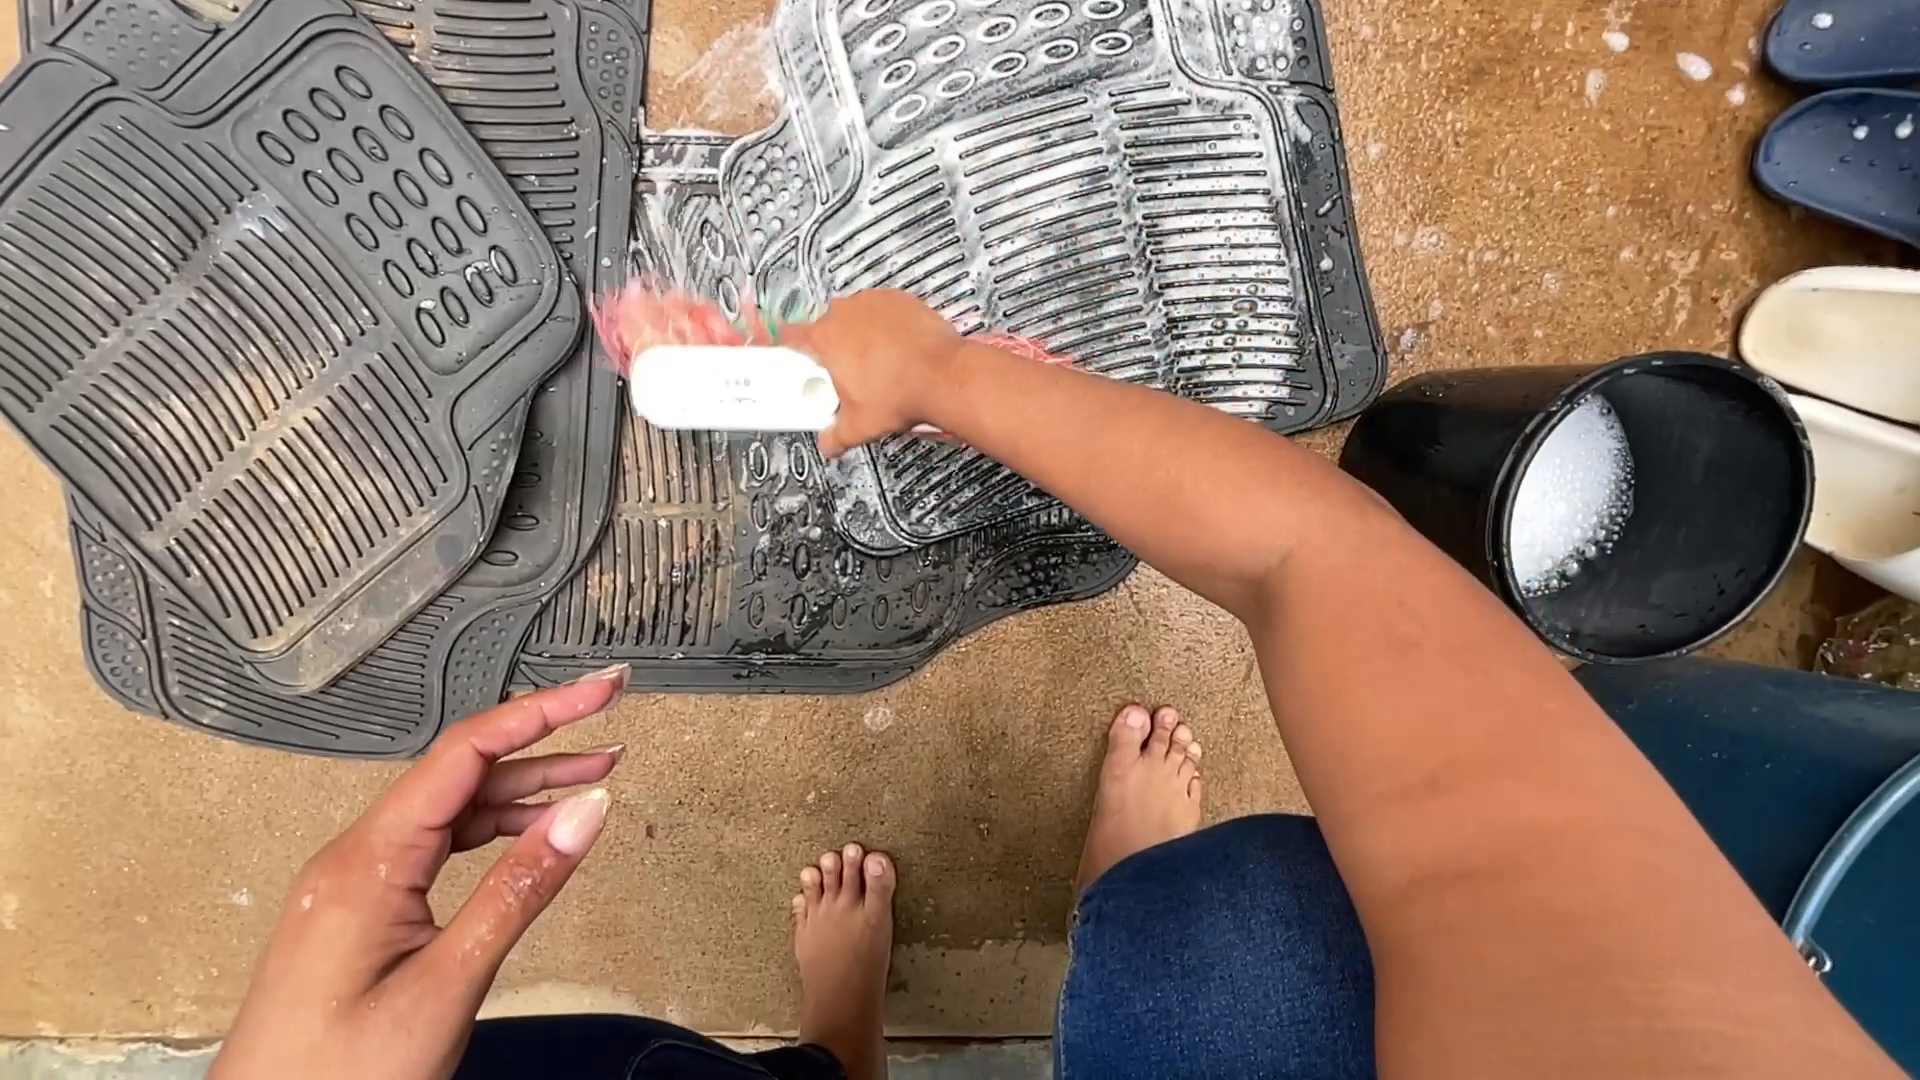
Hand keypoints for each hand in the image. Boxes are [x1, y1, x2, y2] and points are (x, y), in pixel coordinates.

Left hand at [209, 667, 630, 1079]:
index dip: (542, 711)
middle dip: (545, 736)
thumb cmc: (343, 1078)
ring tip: (600, 769)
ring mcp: (364, 878)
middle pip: (466, 769)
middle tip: (611, 709)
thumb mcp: (445, 986)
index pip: (467, 752)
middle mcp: (361, 854)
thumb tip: (590, 809)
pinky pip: (448, 840)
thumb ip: (519, 889)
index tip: (601, 690)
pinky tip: (542, 827)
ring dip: (532, 781)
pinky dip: (504, 824)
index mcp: (369, 859)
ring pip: (460, 804)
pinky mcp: (372, 903)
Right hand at [778, 289, 963, 457]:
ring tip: (878, 365)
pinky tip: (897, 351)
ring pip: (857, 318)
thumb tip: (829, 443)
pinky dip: (887, 328)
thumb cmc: (901, 393)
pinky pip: (884, 312)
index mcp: (825, 338)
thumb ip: (835, 437)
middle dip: (834, 350)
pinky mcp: (900, 300)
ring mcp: (874, 302)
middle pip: (827, 329)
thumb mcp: (858, 426)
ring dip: (861, 336)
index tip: (794, 355)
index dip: (789, 347)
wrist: (944, 377)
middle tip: (849, 376)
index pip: (790, 336)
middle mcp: (846, 313)